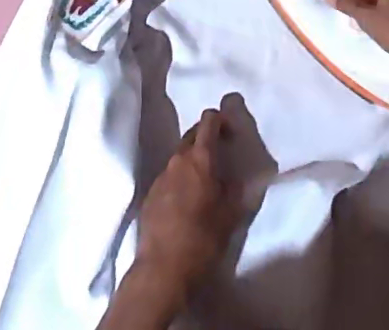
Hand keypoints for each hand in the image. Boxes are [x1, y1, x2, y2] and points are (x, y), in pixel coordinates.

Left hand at [135, 108, 237, 292]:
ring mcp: (160, 175)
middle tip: (223, 154)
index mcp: (200, 159)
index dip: (221, 119)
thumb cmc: (202, 240)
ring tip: (206, 182)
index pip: (208, 121)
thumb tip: (237, 180)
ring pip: (180, 156)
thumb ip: (236, 192)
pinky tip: (187, 201)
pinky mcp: (150, 193)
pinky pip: (169, 176)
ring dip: (194, 160)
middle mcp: (177, 160)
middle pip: (192, 135)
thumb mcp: (229, 217)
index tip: (231, 133)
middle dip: (208, 137)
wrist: (161, 269)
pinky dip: (181, 178)